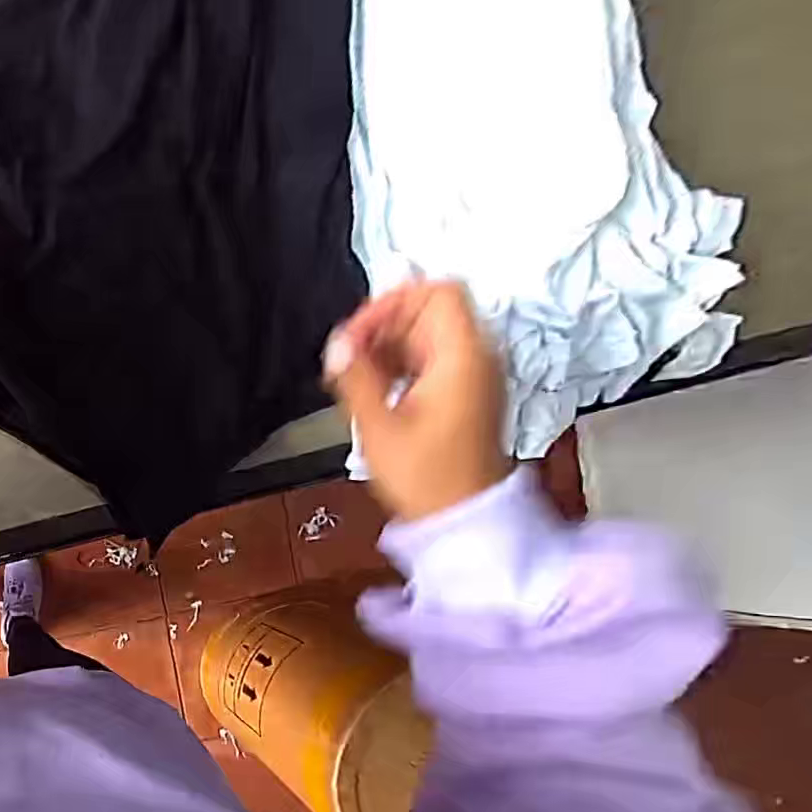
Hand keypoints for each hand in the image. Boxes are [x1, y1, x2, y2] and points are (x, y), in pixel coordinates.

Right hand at [324, 280, 513, 521]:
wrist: (463, 519)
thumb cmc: (429, 479)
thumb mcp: (379, 427)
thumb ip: (355, 378)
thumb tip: (336, 346)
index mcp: (462, 357)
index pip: (435, 293)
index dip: (391, 303)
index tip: (357, 333)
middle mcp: (476, 359)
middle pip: (427, 313)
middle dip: (382, 329)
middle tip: (347, 358)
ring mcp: (473, 376)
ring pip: (427, 337)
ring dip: (387, 348)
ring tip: (354, 377)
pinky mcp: (465, 395)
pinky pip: (431, 361)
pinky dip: (401, 366)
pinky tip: (375, 390)